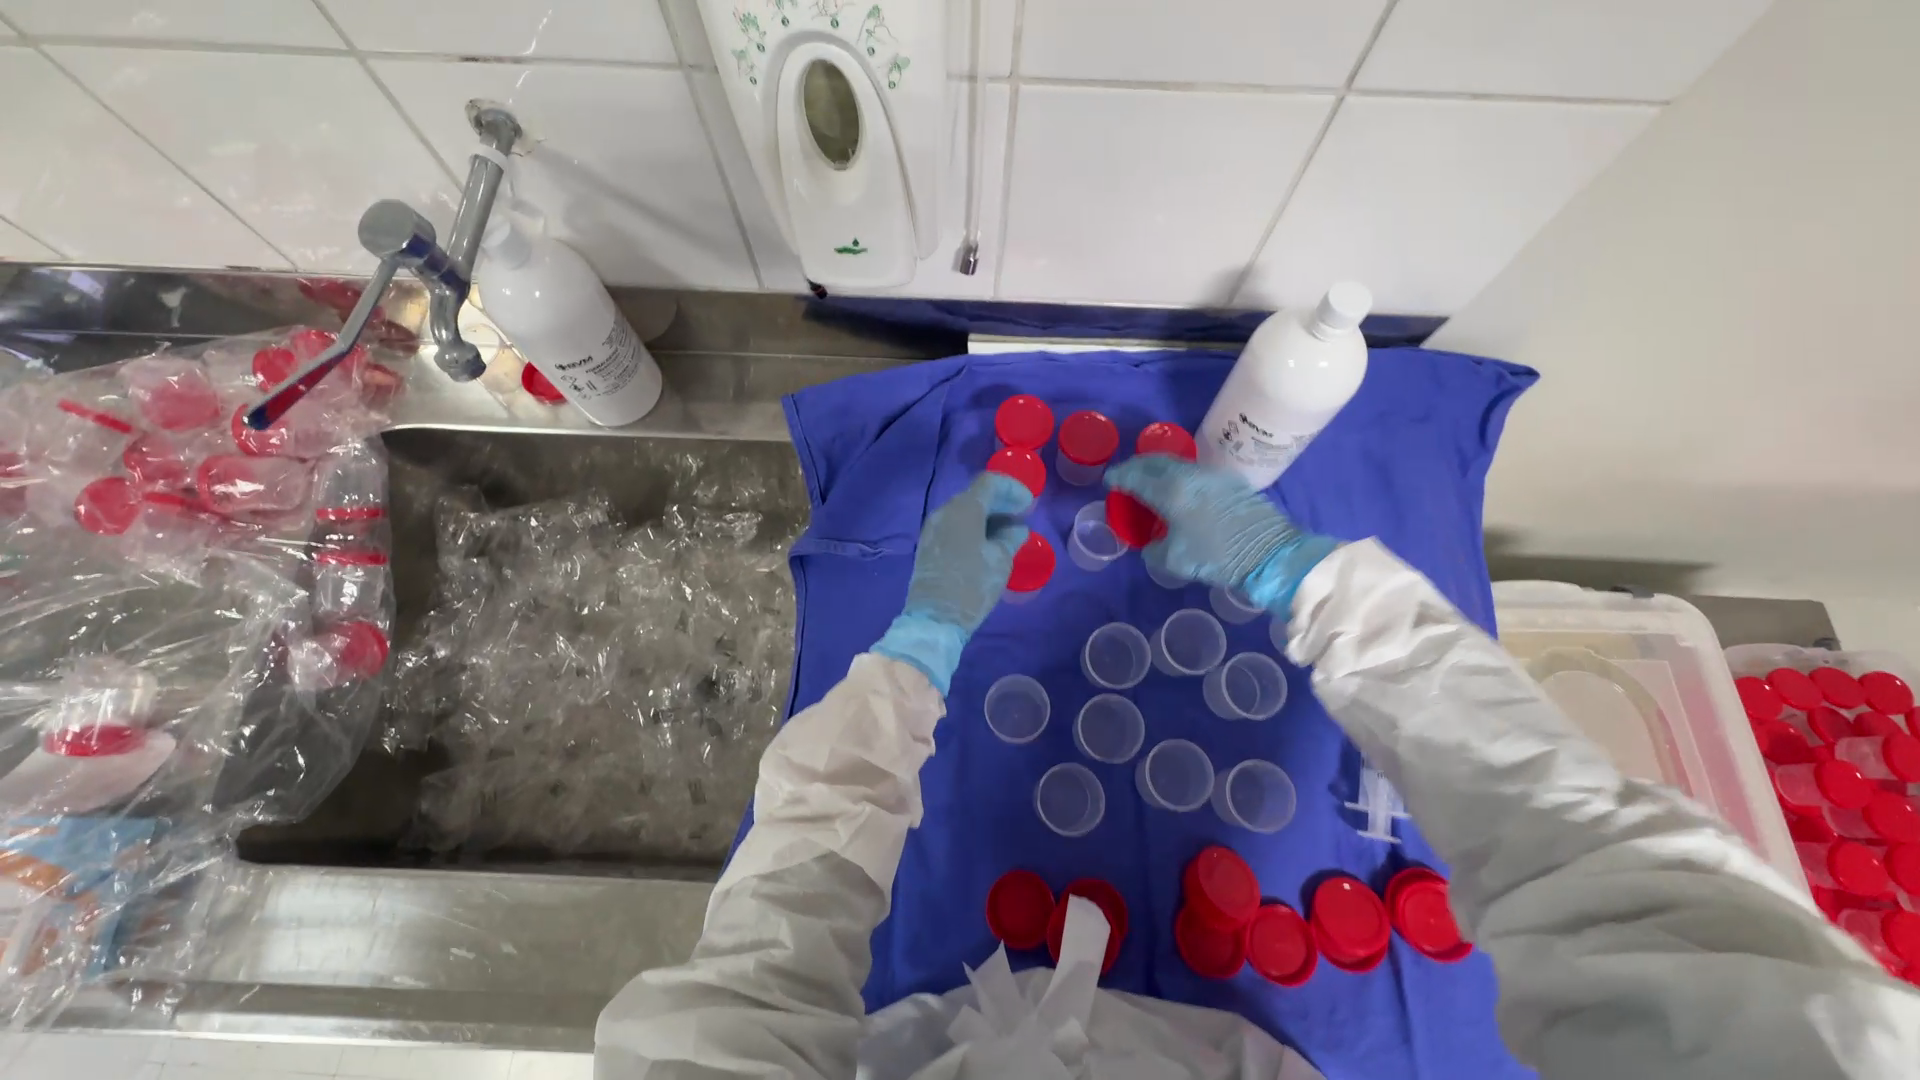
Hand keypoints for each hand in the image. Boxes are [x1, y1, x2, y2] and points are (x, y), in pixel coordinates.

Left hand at [873, 472, 1033, 693]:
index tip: (1029, 505)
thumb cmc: (972, 585)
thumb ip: (1011, 538)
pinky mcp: (929, 545)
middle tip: (1022, 516)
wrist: (935, 618)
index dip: (1013, 489)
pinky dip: (974, 527)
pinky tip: (988, 542)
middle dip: (1001, 502)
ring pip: (964, 511)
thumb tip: (1017, 529)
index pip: (990, 483)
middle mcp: (944, 512)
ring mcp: (933, 528)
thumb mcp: (1000, 560)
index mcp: (963, 509)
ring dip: (987, 516)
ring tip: (1009, 531)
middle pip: (975, 495)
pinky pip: (955, 525)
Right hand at [1105, 456, 1339, 614]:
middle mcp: (1189, 475)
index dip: (1118, 477)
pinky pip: (1194, 472)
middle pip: (1155, 462)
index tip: (1108, 480)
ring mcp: (1212, 476)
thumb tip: (1152, 543)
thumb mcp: (1174, 560)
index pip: (1135, 476)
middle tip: (1126, 477)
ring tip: (1149, 481)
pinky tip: (1178, 489)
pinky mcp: (1230, 482)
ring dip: (1158, 469)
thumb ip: (1153, 549)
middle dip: (1136, 467)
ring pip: (1176, 464)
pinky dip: (1178, 476)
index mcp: (1171, 490)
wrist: (1270, 554)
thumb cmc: (1217, 556)